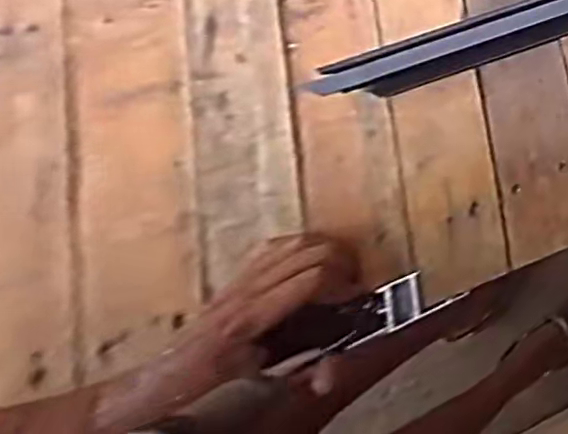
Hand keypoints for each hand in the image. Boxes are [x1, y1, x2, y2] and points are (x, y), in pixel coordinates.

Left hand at [178, 234, 360, 381]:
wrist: (140, 396)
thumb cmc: (197, 395)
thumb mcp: (246, 388)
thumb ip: (293, 373)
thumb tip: (334, 366)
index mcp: (246, 322)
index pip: (314, 278)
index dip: (344, 285)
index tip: (356, 299)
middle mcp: (243, 295)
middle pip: (317, 252)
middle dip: (345, 264)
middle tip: (349, 287)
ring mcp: (237, 282)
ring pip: (302, 242)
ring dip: (330, 251)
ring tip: (337, 272)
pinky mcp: (235, 278)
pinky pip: (279, 245)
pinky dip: (305, 247)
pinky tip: (310, 264)